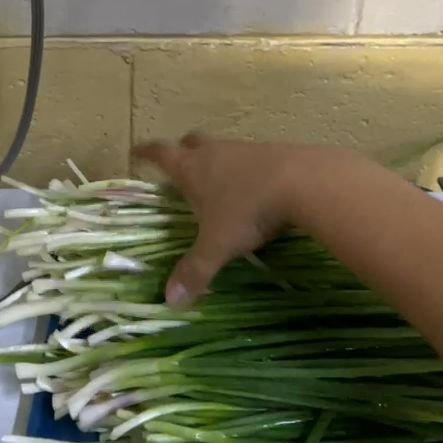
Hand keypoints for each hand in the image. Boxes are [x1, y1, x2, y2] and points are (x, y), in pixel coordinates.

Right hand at [133, 135, 380, 306]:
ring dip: (218, 161)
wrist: (304, 182)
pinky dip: (248, 170)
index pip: (161, 153)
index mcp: (193, 169)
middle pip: (192, 142)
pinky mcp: (275, 152)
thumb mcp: (218, 244)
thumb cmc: (249, 209)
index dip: (147, 152)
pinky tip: (258, 188)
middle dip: (183, 150)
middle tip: (181, 163)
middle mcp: (216, 153)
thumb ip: (195, 270)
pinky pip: (253, 158)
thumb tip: (169, 299)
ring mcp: (246, 149)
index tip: (137, 151)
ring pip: (224, 149)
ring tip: (222, 183)